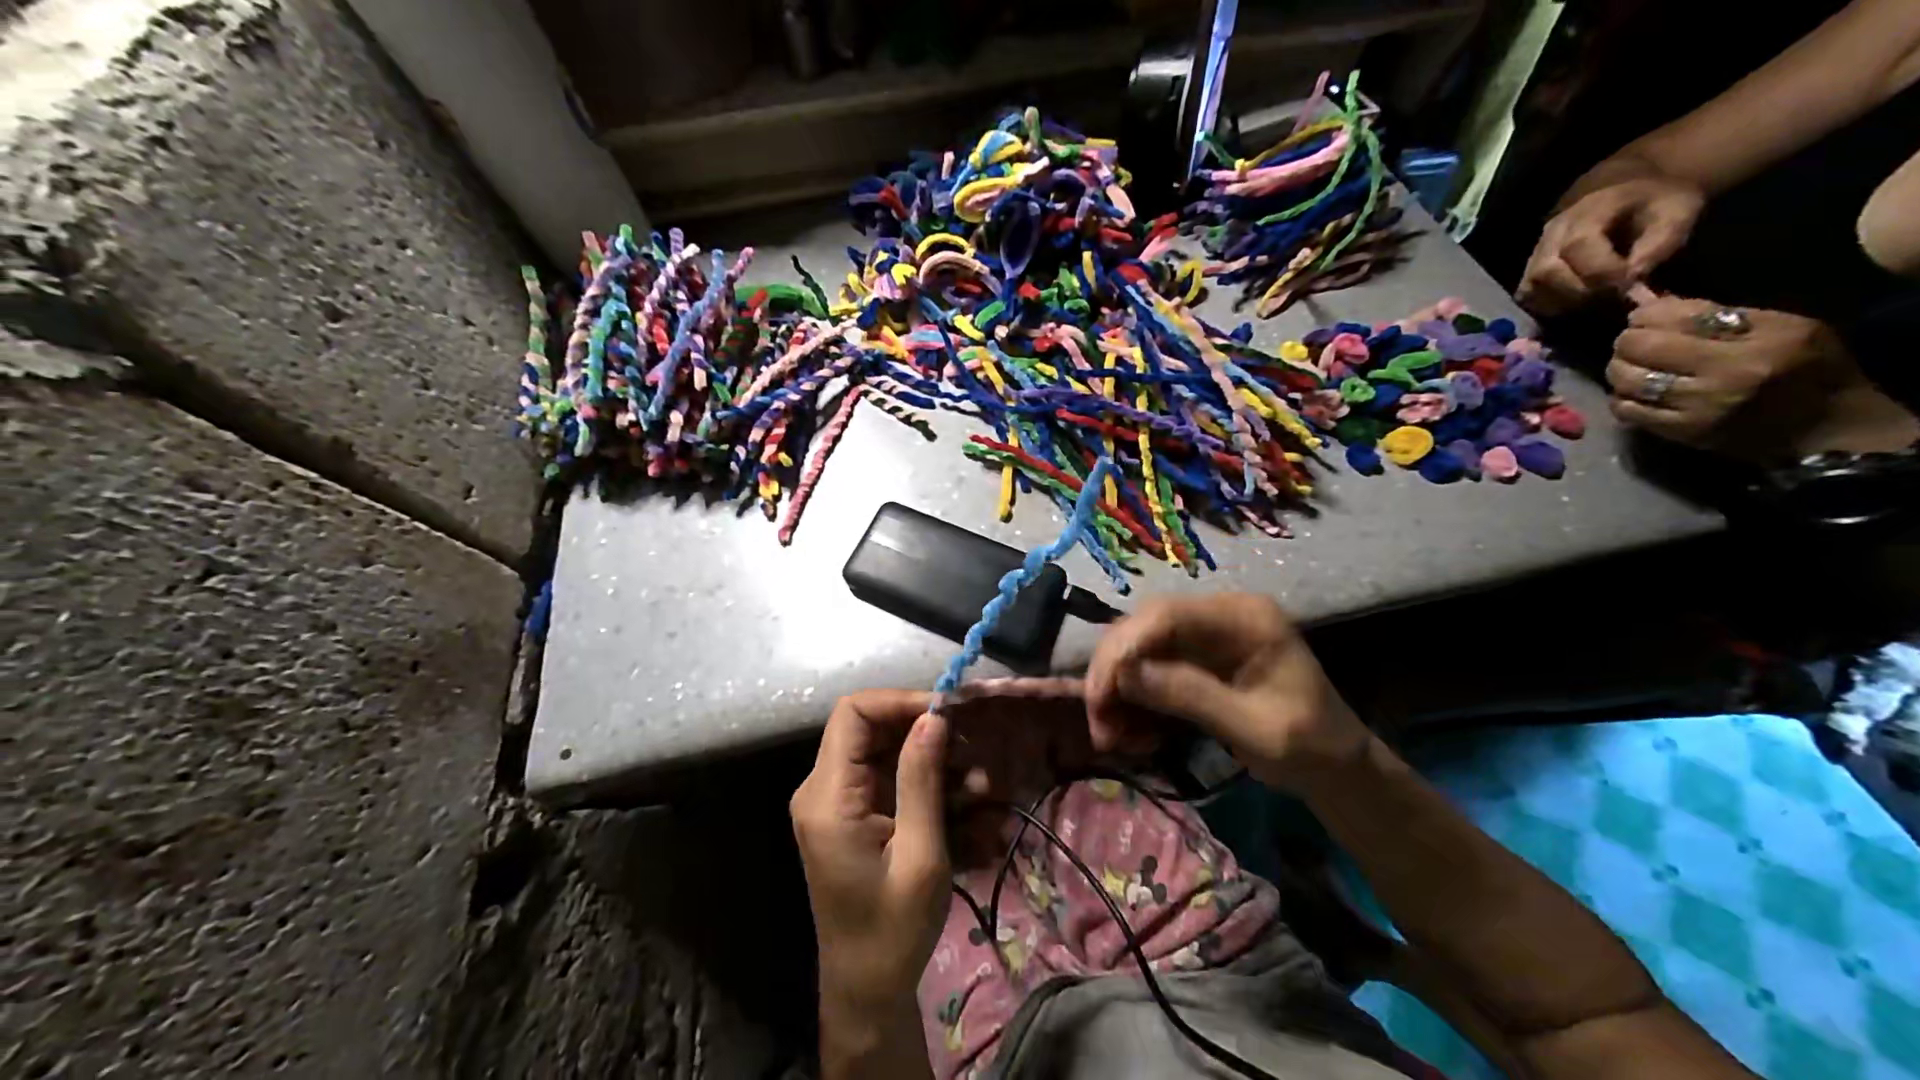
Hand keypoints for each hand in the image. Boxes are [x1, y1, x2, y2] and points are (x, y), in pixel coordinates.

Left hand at [790, 691, 948, 1042]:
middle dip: (924, 732)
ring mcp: (836, 802)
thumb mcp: (919, 855)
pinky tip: (965, 804)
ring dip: (933, 760)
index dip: (899, 702)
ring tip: (981, 787)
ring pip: (884, 751)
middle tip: (974, 752)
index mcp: (828, 797)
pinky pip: (888, 779)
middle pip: (870, 728)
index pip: (853, 713)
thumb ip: (922, 780)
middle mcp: (822, 790)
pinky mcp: (852, 815)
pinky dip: (925, 783)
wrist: (867, 987)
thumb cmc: (893, 930)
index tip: (947, 716)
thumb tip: (933, 716)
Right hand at [1084, 594, 1370, 793]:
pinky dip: (1130, 698)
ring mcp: (1203, 635)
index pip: (1167, 615)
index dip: (1125, 648)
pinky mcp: (1193, 658)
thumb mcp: (1256, 729)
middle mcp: (1218, 614)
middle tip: (1098, 723)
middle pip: (1143, 627)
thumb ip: (1192, 696)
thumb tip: (1125, 674)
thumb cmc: (1309, 747)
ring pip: (1136, 647)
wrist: (1337, 767)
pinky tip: (1129, 730)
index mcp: (1244, 618)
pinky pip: (1146, 668)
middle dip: (1112, 672)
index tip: (1099, 694)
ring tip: (1110, 735)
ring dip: (1115, 689)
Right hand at [1518, 177, 1704, 315]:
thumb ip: (1660, 243)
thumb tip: (1632, 278)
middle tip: (1613, 298)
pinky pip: (1528, 297)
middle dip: (1580, 292)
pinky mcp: (1529, 273)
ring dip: (1563, 304)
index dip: (1602, 271)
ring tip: (1597, 304)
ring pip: (1531, 289)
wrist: (1629, 190)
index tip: (1631, 285)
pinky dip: (1550, 307)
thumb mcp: (1677, 211)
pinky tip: (1578, 306)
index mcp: (1587, 212)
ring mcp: (1534, 255)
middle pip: (1545, 273)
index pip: (1578, 246)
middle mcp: (1550, 234)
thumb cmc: (1655, 202)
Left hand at [1606, 298, 1918, 457]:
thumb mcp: (1786, 328)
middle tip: (1632, 342)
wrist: (1827, 426)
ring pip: (1627, 379)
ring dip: (1618, 369)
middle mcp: (1727, 373)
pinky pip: (1627, 410)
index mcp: (1761, 340)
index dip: (1648, 314)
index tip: (1642, 317)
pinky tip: (1633, 392)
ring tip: (1629, 365)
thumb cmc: (1810, 369)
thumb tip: (1655, 305)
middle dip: (1628, 340)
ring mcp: (1699, 406)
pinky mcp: (1681, 432)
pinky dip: (1621, 398)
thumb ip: (1721, 314)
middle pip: (1642, 347)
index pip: (1681, 318)